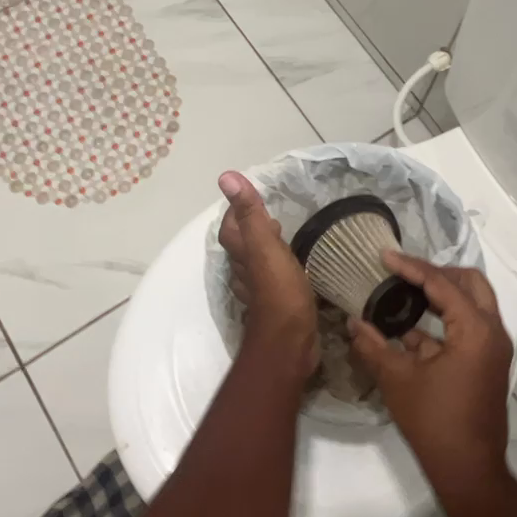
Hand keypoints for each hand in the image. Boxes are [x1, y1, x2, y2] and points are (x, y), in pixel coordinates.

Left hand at [217, 171, 318, 376]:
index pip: (231, 225)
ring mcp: (258, 289)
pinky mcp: (275, 304)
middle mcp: (244, 270)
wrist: (289, 340)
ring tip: (280, 237)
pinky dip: (276, 269)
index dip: (238, 210)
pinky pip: (270, 280)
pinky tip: (290, 270)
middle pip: (241, 244)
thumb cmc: (279, 289)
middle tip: (270, 216)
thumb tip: (226, 177)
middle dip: (251, 228)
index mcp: (242, 252)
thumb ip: (250, 212)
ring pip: (253, 263)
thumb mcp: (265, 244)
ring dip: (263, 249)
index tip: (251, 196)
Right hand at [351, 252, 512, 495]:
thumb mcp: (397, 380)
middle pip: (470, 283)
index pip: (442, 284)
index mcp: (475, 329)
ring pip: (472, 304)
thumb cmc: (434, 422)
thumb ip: (373, 345)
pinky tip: (409, 329)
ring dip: (441, 295)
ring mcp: (493, 349)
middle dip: (436, 273)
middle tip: (403, 272)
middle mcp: (492, 332)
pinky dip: (443, 321)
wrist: (468, 470)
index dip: (411, 267)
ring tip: (403, 292)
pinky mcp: (487, 363)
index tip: (385, 256)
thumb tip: (352, 322)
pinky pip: (468, 327)